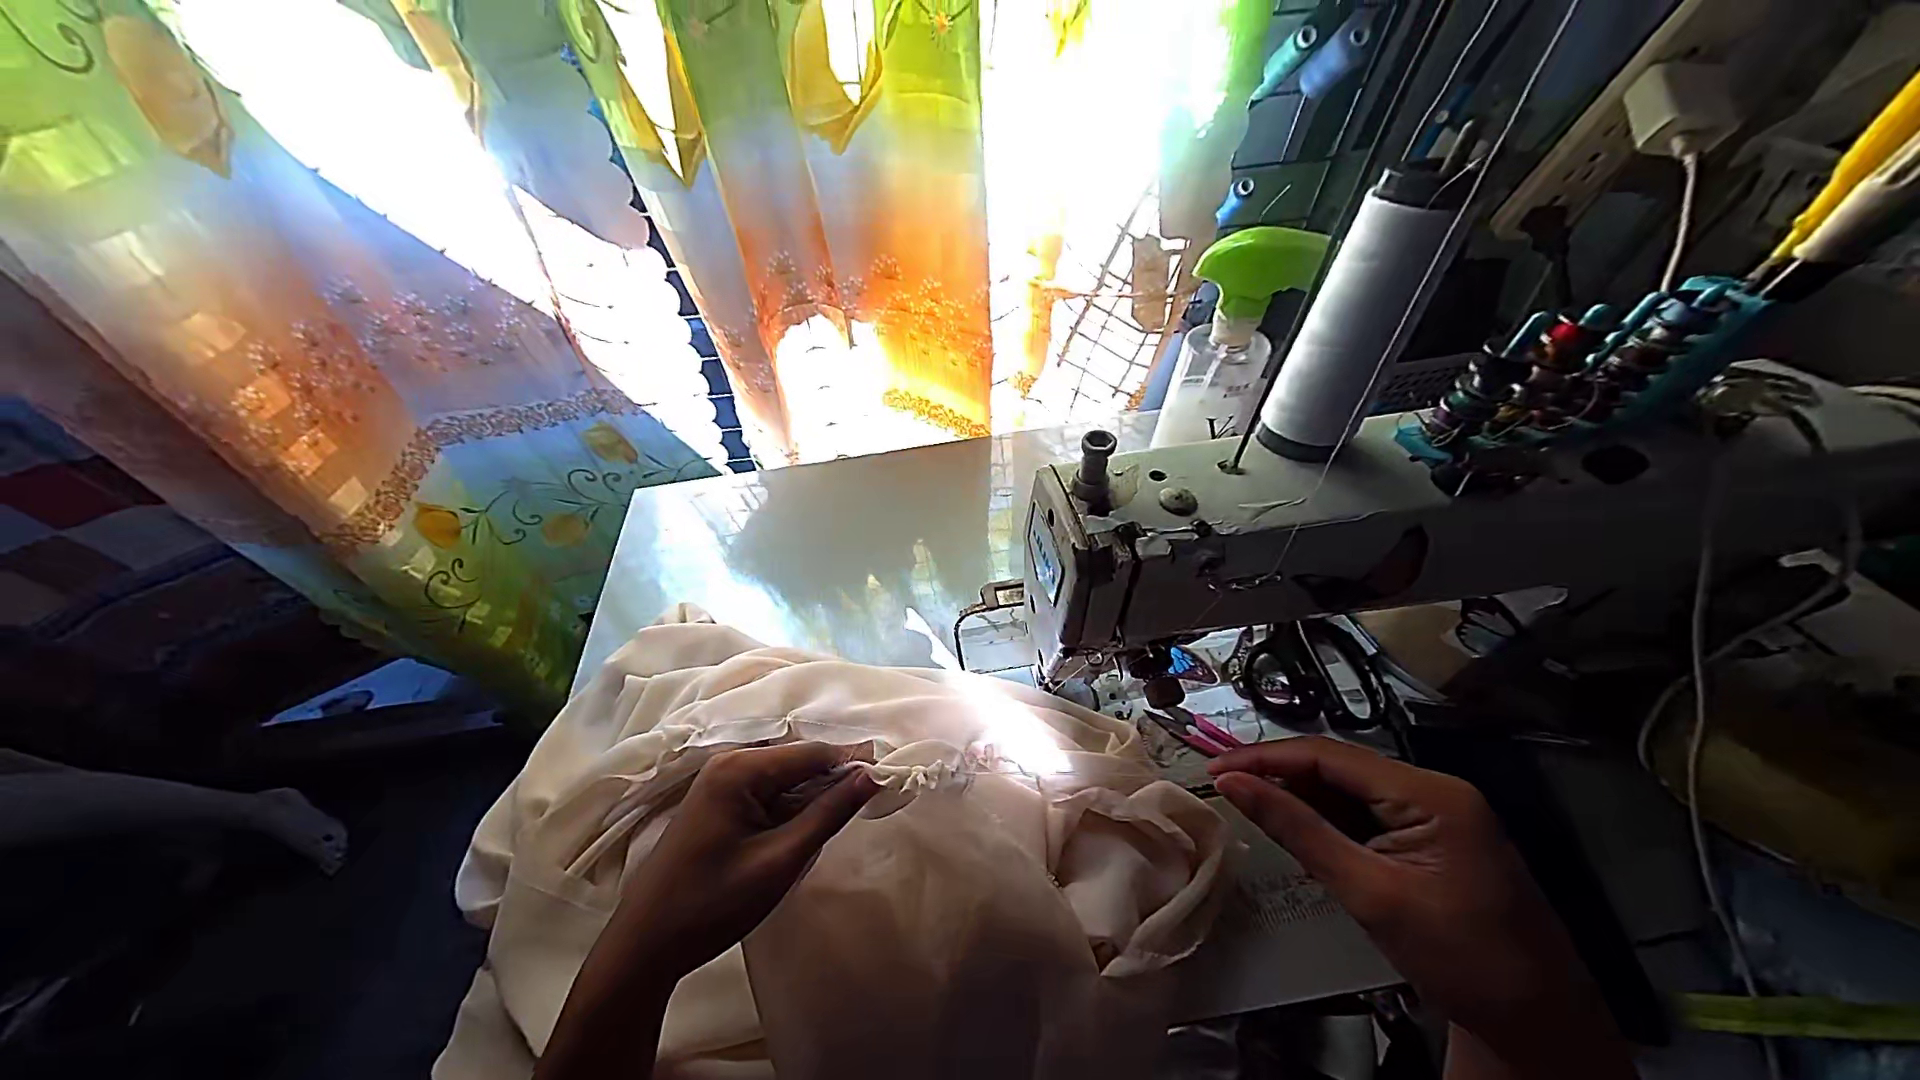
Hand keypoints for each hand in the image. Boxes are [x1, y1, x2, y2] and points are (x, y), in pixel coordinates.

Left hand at [612, 741, 881, 979]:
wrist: (644, 946)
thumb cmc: (712, 905)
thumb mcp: (780, 861)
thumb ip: (828, 814)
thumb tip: (871, 776)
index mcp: (739, 768)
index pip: (813, 752)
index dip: (852, 764)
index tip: (887, 781)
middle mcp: (728, 761)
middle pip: (799, 758)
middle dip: (833, 778)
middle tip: (867, 802)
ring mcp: (720, 779)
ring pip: (786, 774)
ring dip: (813, 793)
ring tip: (838, 819)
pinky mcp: (719, 798)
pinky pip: (768, 788)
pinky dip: (791, 803)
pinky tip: (803, 826)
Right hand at [1208, 737, 1632, 1079]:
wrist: (1540, 1030)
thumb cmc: (1461, 959)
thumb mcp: (1369, 892)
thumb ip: (1297, 828)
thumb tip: (1231, 782)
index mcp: (1430, 793)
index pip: (1329, 755)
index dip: (1266, 757)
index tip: (1215, 769)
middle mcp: (1433, 789)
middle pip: (1337, 766)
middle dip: (1280, 776)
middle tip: (1227, 788)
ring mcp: (1434, 812)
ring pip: (1347, 789)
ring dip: (1301, 799)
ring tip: (1256, 811)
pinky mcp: (1430, 836)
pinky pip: (1364, 813)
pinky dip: (1327, 822)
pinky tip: (1302, 836)